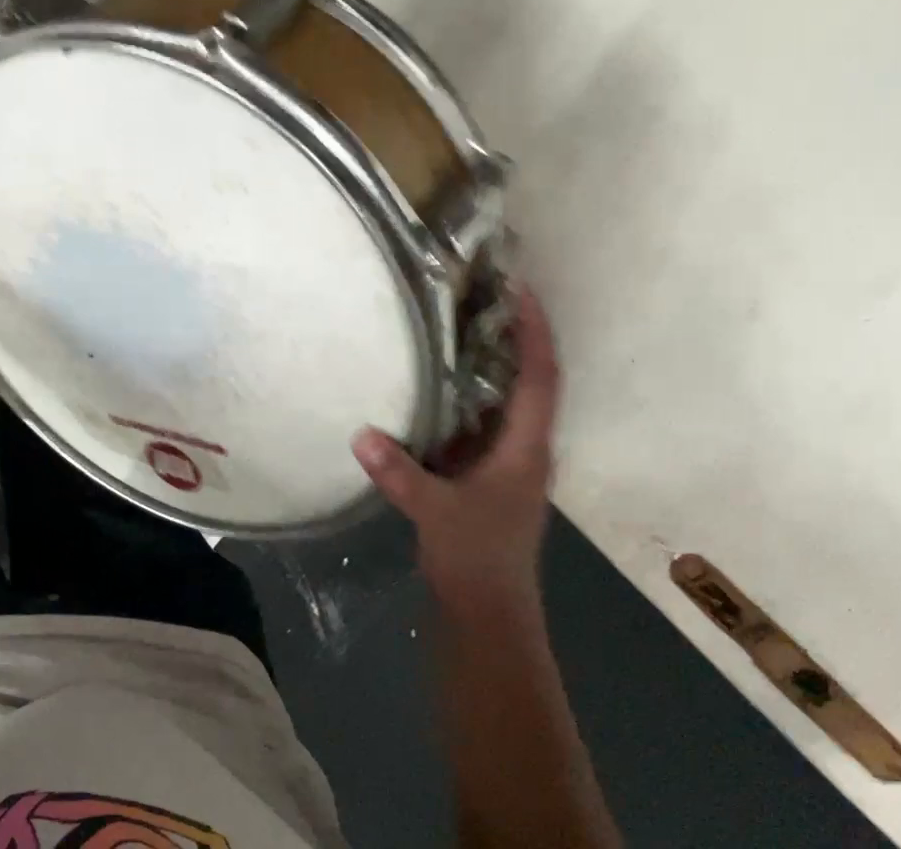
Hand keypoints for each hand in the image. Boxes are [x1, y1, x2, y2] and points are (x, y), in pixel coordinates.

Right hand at [351, 284, 560, 608]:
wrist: (485, 611)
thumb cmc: (476, 558)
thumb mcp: (435, 511)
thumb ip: (400, 473)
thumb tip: (361, 433)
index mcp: (525, 449)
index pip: (539, 378)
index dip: (533, 333)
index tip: (518, 290)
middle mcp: (521, 448)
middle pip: (526, 381)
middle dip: (509, 337)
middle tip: (475, 297)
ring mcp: (501, 463)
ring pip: (499, 402)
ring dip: (482, 366)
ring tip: (448, 329)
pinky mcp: (479, 476)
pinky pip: (472, 423)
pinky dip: (455, 398)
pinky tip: (423, 387)